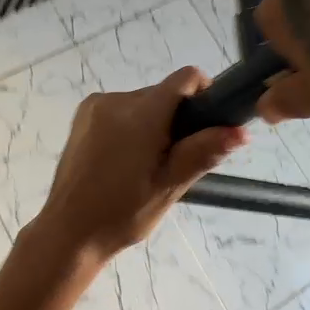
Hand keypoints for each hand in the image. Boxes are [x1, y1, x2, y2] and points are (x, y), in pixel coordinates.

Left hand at [31, 68, 247, 262]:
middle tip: (176, 160)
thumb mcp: (170, 185)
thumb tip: (240, 131)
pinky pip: (120, 110)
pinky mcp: (82, 116)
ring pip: (142, 103)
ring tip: (147, 166)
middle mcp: (116, 99)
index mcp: (141, 113)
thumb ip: (203, 152)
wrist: (69, 230)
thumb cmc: (124, 212)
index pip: (184, 79)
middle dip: (177, 119)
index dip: (204, 94)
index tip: (208, 125)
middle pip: (163, 94)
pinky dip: (131, 126)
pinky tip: (125, 161)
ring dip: (153, 124)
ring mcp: (95, 105)